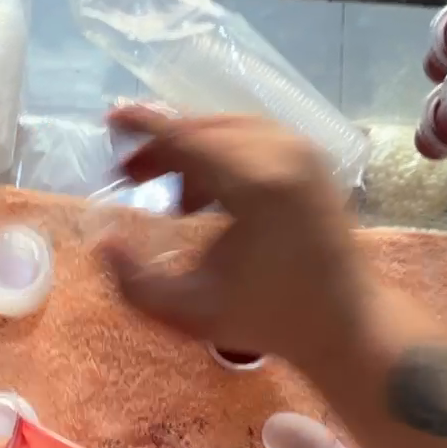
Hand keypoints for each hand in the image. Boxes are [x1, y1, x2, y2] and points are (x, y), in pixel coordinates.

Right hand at [93, 105, 374, 371]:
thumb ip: (135, 283)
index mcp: (256, 183)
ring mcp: (304, 153)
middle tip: (129, 175)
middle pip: (206, 128)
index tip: (110, 123)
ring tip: (169, 197)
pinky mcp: (313, 162)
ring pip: (230, 129)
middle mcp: (284, 153)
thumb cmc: (266, 320)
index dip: (143, 128)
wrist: (343, 324)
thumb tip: (103, 242)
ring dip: (192, 153)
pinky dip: (222, 156)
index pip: (187, 137)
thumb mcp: (189, 313)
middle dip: (162, 146)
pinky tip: (206, 196)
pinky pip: (255, 138)